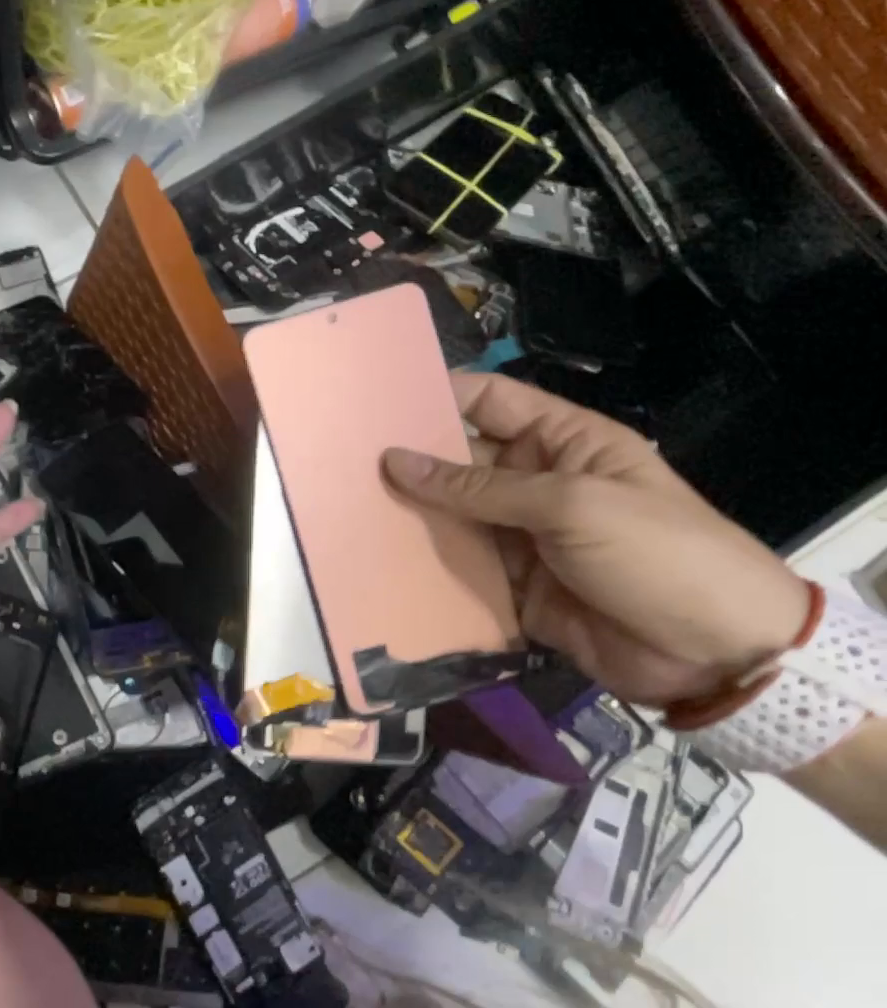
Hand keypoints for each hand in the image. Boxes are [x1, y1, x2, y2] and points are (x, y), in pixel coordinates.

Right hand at [381, 373, 810, 705]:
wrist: (714, 656)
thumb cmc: (659, 556)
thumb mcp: (572, 505)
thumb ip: (478, 486)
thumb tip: (394, 461)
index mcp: (563, 443)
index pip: (489, 402)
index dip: (435, 394)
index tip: (373, 400)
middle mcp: (534, 481)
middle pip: (457, 458)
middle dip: (405, 457)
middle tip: (337, 456)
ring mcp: (518, 534)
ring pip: (447, 512)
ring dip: (404, 510)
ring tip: (339, 501)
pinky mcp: (506, 582)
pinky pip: (452, 563)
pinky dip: (418, 560)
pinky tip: (372, 552)